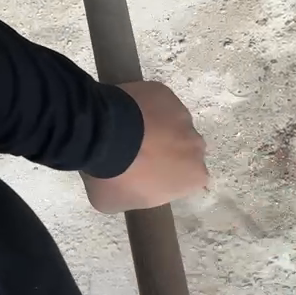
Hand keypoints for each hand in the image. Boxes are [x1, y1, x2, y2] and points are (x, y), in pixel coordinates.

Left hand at [82, 81, 208, 213]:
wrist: (99, 134)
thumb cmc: (112, 176)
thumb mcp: (119, 202)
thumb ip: (134, 198)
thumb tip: (128, 188)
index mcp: (194, 176)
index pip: (182, 176)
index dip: (160, 172)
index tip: (138, 168)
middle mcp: (196, 145)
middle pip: (180, 147)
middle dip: (161, 147)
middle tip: (130, 146)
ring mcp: (181, 115)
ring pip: (168, 121)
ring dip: (151, 123)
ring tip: (121, 126)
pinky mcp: (164, 92)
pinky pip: (153, 98)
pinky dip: (139, 102)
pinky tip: (121, 107)